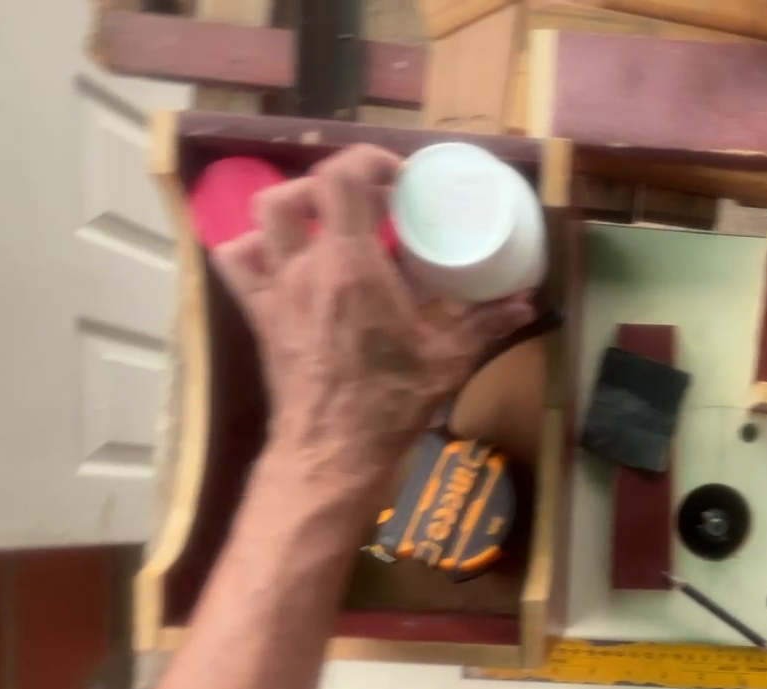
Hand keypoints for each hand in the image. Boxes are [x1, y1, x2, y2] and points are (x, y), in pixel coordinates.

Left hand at [211, 146, 534, 484]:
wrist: (334, 450)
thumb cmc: (391, 404)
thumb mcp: (448, 361)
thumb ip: (486, 325)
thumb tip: (526, 305)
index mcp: (354, 266)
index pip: (344, 177)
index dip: (369, 160)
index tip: (398, 177)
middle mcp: (307, 265)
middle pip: (307, 189)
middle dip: (342, 185)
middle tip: (374, 205)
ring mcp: (276, 288)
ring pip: (267, 215)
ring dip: (298, 204)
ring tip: (330, 223)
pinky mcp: (260, 314)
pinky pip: (239, 259)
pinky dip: (257, 245)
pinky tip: (285, 258)